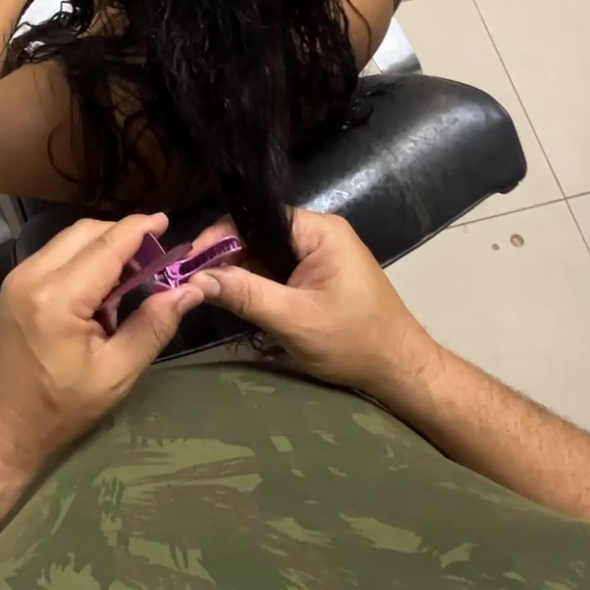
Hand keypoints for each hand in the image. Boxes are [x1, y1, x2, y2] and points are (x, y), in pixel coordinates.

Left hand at [0, 214, 201, 478]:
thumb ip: (153, 326)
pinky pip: (54, 254)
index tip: (166, 220)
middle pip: (86, 231)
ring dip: (102, 246)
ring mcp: (17, 277)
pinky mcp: (13, 285)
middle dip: (123, 235)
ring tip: (131, 276)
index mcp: (58, 297)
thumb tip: (190, 289)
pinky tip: (100, 288)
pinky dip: (82, 258)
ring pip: (69, 239)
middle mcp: (33, 275)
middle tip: (154, 259)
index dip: (140, 229)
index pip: (107, 245)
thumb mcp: (115, 374)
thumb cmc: (59, 410)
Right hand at [187, 210, 443, 395]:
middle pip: (256, 232)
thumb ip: (244, 294)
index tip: (188, 263)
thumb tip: (194, 279)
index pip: (254, 218)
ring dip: (237, 270)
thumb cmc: (353, 342)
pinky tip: (232, 295)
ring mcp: (318, 251)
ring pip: (262, 251)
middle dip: (223, 255)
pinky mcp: (316, 271)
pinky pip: (275, 266)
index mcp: (318, 230)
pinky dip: (254, 281)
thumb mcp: (293, 320)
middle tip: (189, 280)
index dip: (218, 237)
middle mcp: (317, 231)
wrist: (400, 371)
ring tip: (202, 288)